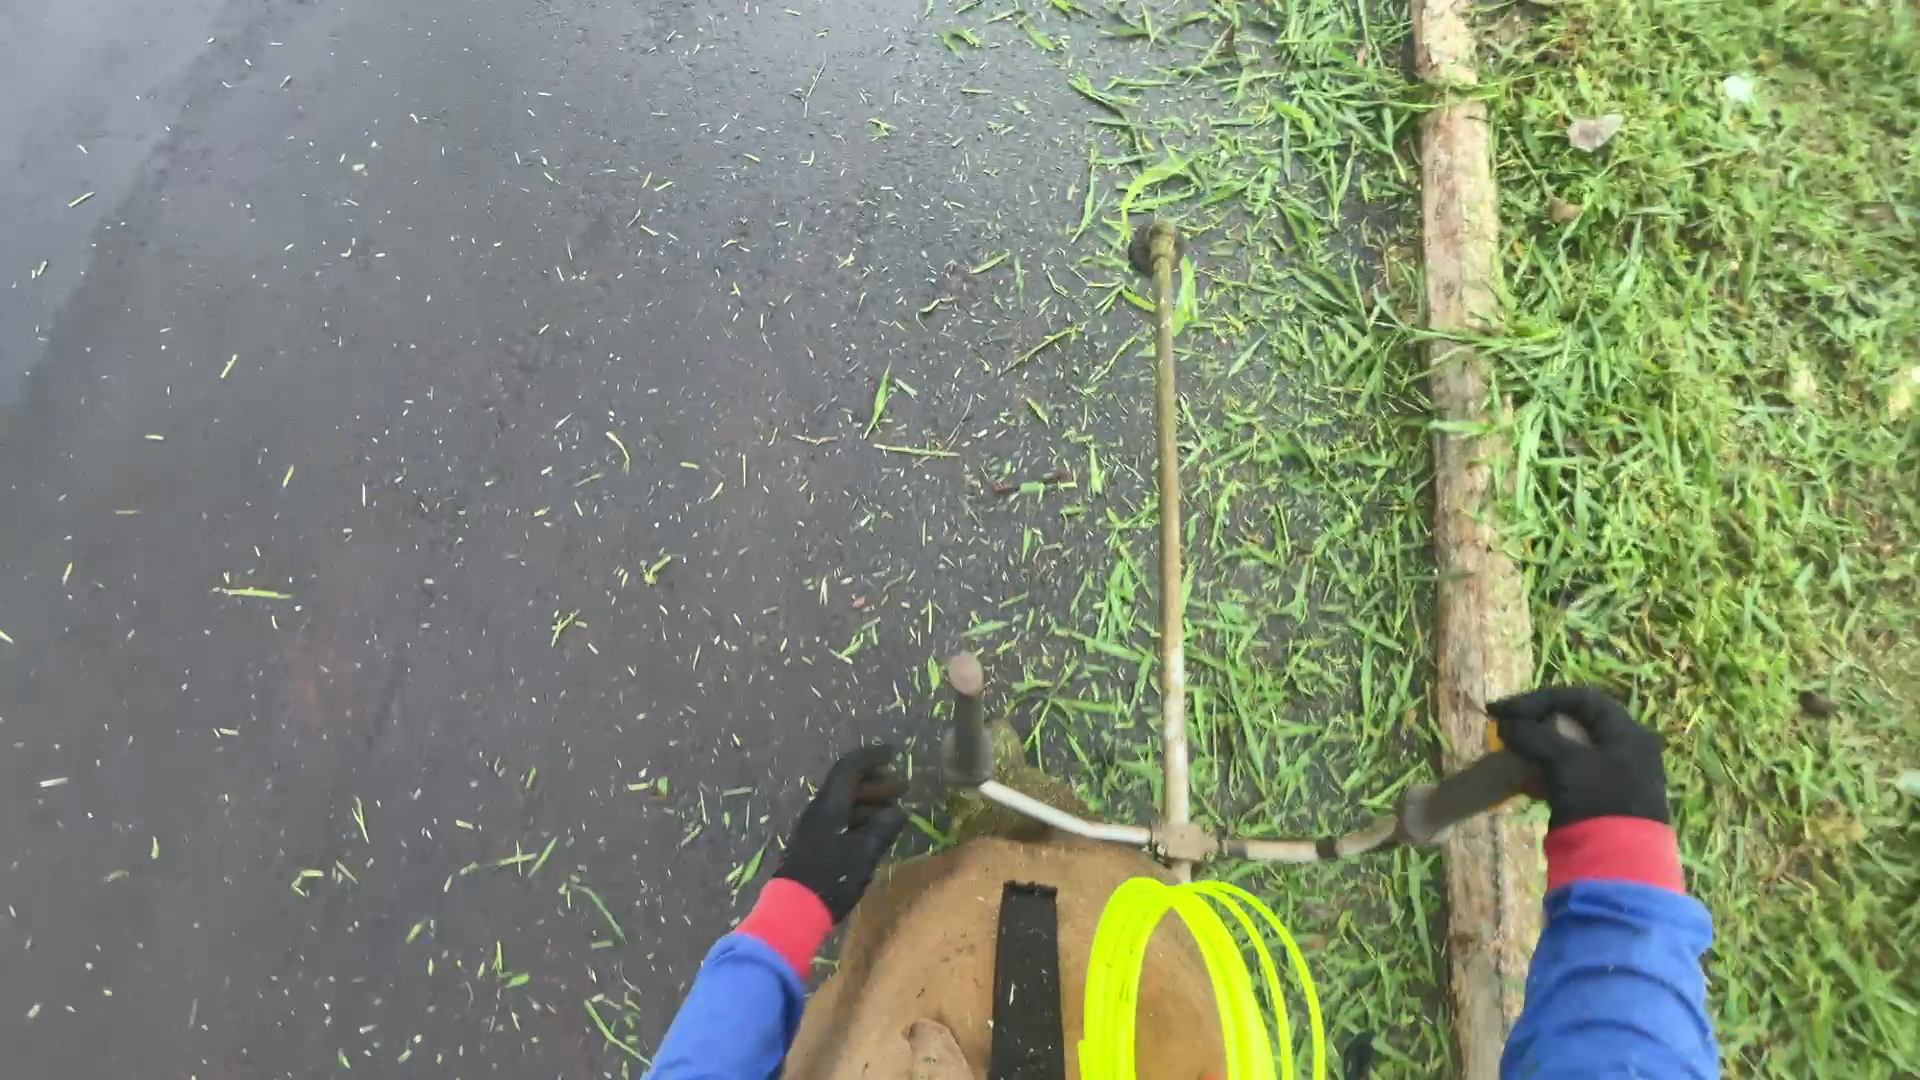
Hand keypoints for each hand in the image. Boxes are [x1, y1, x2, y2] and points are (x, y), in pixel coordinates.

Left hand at [773, 744, 909, 921]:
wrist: (792, 912)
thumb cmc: (830, 879)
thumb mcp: (864, 854)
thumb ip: (883, 829)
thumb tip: (899, 812)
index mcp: (830, 805)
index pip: (850, 767)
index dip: (872, 756)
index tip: (893, 754)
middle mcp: (820, 809)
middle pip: (848, 783)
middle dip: (877, 782)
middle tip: (902, 788)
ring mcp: (814, 826)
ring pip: (845, 802)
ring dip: (870, 801)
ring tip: (894, 812)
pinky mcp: (814, 843)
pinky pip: (840, 818)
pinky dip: (861, 817)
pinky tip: (875, 831)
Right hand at [1487, 687, 1666, 829]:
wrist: (1615, 855)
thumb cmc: (1596, 797)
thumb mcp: (1563, 758)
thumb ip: (1532, 733)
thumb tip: (1506, 723)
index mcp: (1627, 733)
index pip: (1578, 699)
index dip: (1538, 699)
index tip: (1503, 710)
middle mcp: (1623, 747)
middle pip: (1572, 720)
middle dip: (1534, 720)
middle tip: (1504, 725)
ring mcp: (1610, 770)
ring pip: (1564, 743)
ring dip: (1534, 743)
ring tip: (1509, 749)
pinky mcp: (1595, 790)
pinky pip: (1563, 766)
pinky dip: (1540, 765)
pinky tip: (1524, 776)